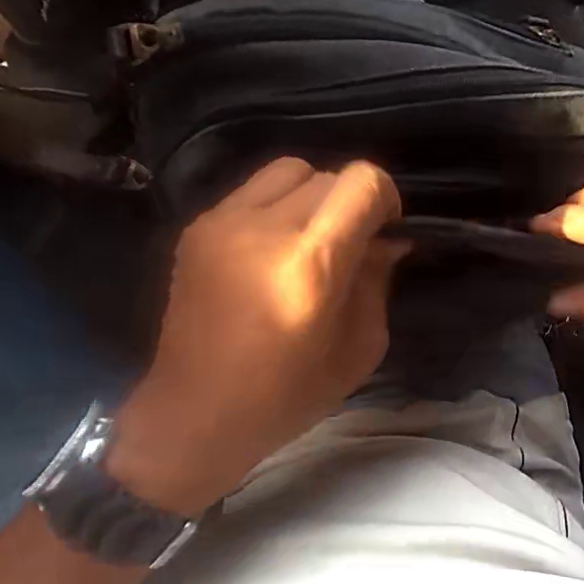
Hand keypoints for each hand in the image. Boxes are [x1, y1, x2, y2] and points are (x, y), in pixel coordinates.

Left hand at [108, 157, 405, 512]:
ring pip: (290, 170)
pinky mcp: (198, 227)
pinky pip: (254, 191)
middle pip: (329, 174)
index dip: (387, 199)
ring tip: (314, 238)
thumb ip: (378, 281)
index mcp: (312, 262)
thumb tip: (388, 240)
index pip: (363, 182)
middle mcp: (265, 227)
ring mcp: (223, 222)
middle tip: (353, 244)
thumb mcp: (361, 347)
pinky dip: (279, 206)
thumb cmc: (288, 395)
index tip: (386, 232)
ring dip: (316, 195)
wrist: (195, 413)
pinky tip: (276, 249)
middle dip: (353, 203)